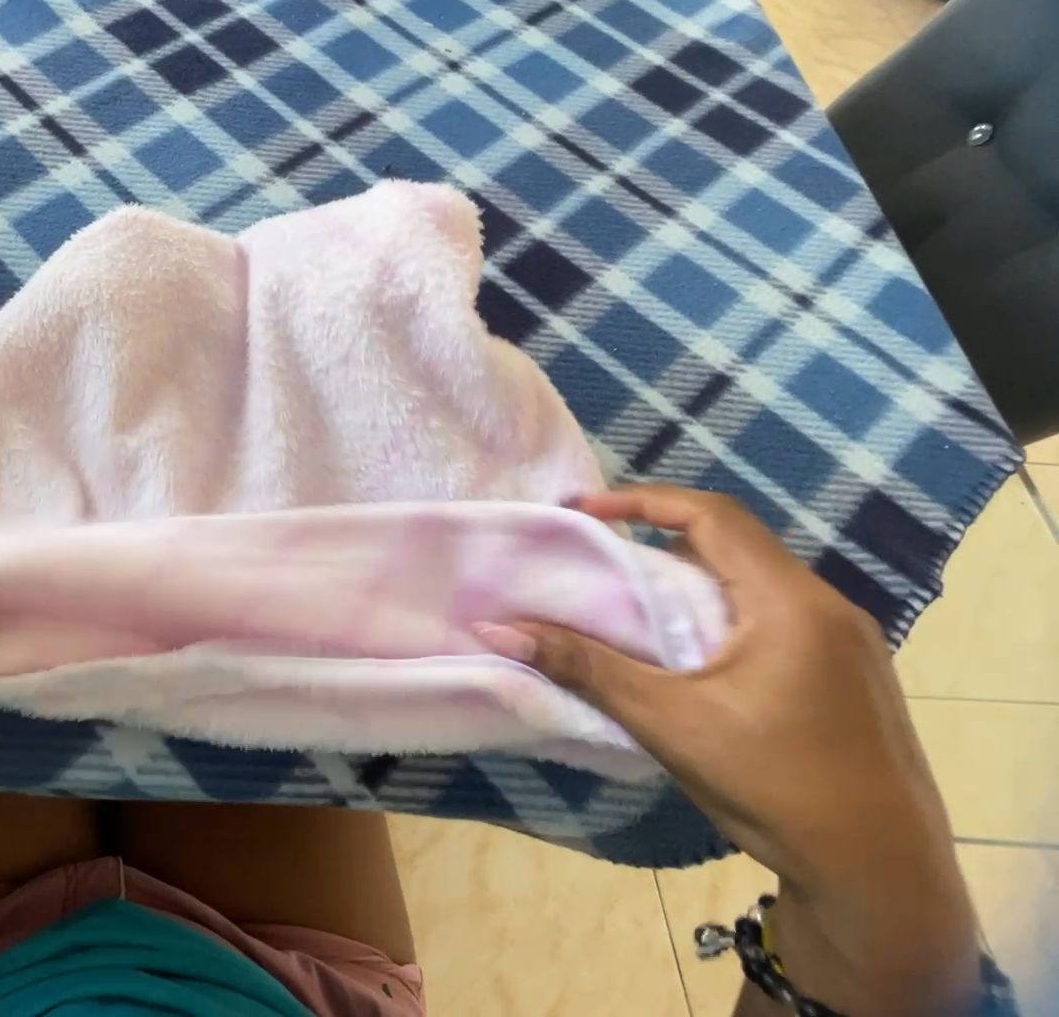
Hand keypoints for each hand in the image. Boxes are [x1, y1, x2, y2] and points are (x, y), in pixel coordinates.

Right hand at [478, 485, 978, 1014]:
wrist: (878, 874)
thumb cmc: (771, 782)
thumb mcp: (665, 718)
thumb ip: (581, 665)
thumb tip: (496, 629)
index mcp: (790, 604)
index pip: (714, 516)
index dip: (642, 500)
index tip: (581, 511)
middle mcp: (824, 608)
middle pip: (731, 543)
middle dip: (655, 539)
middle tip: (591, 554)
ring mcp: (841, 642)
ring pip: (749, 581)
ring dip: (684, 577)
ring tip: (625, 599)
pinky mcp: (841, 673)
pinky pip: (766, 613)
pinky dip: (712, 609)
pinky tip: (680, 648)